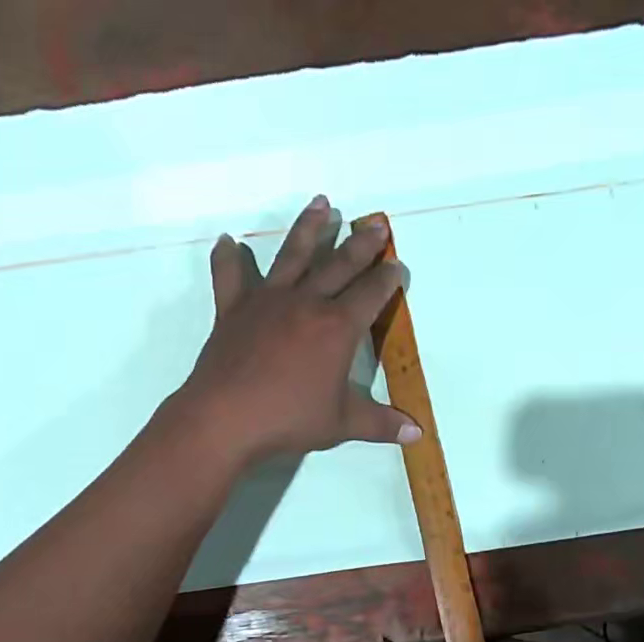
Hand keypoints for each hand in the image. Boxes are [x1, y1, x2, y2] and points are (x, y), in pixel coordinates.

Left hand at [170, 194, 419, 464]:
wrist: (226, 418)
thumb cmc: (290, 419)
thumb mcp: (342, 424)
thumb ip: (381, 424)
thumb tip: (417, 435)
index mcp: (337, 327)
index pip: (371, 294)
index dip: (388, 279)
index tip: (397, 266)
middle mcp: (306, 303)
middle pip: (339, 264)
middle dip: (361, 244)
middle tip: (376, 224)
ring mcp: (267, 301)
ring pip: (293, 255)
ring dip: (309, 228)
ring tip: (321, 204)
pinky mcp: (233, 310)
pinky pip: (230, 277)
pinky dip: (228, 259)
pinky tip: (228, 241)